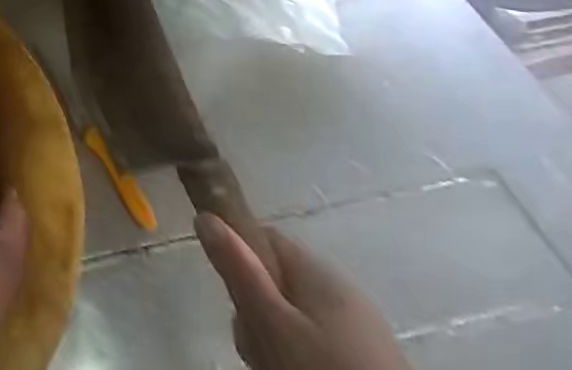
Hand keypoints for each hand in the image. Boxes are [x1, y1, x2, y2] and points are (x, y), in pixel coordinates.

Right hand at [197, 213, 412, 369]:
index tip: (227, 288)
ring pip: (291, 315)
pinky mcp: (366, 361)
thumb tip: (206, 216)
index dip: (236, 253)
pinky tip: (290, 369)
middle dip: (252, 306)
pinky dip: (295, 355)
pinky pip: (314, 342)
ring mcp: (358, 330)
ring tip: (271, 362)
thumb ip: (238, 269)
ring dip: (271, 335)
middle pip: (275, 279)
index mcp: (321, 273)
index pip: (263, 236)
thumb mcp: (271, 322)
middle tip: (252, 338)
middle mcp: (342, 293)